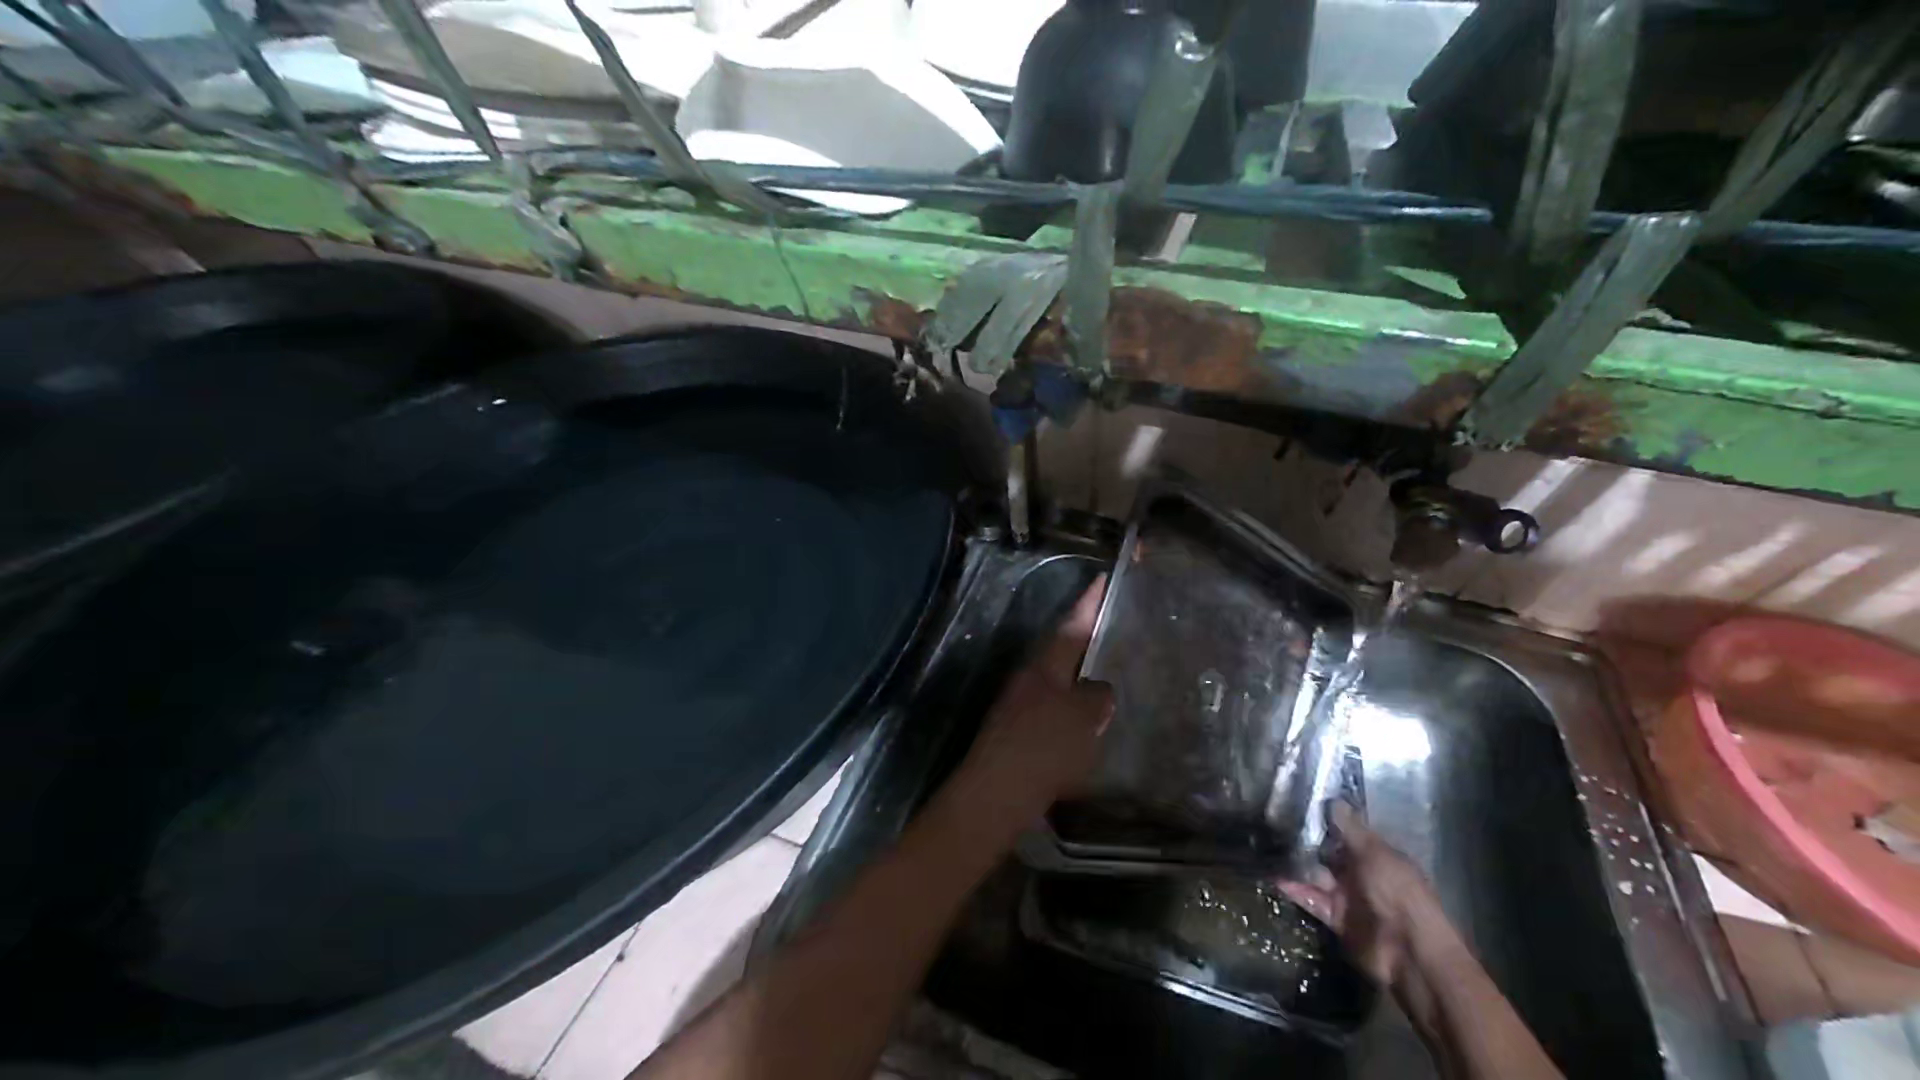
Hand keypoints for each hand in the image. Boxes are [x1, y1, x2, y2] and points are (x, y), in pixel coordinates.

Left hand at [941, 576, 1114, 841]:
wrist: (997, 794)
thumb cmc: (1044, 748)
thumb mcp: (1083, 717)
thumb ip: (1096, 695)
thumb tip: (1098, 689)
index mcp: (1044, 667)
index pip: (1072, 625)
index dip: (1090, 602)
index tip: (1103, 578)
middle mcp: (1029, 680)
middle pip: (1062, 652)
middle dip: (1088, 640)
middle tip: (1117, 630)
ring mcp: (1021, 708)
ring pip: (1059, 683)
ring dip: (1082, 678)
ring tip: (1113, 678)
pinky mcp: (1019, 737)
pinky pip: (1055, 713)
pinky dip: (1075, 712)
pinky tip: (1092, 726)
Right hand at [1280, 803, 1446, 986]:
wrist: (1408, 951)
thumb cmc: (1396, 892)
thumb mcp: (1375, 853)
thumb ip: (1350, 828)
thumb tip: (1333, 799)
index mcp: (1378, 856)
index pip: (1348, 833)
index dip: (1326, 820)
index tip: (1296, 803)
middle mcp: (1363, 874)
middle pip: (1330, 854)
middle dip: (1306, 841)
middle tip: (1273, 823)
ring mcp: (1350, 897)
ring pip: (1318, 876)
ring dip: (1297, 865)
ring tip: (1268, 848)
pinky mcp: (1337, 918)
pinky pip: (1313, 900)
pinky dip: (1296, 890)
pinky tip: (1275, 877)